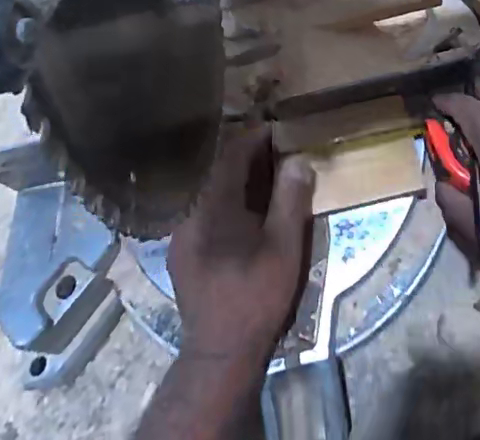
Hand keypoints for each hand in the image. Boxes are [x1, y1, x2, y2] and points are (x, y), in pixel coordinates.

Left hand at [165, 126, 315, 361]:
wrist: (220, 353)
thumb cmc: (256, 296)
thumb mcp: (284, 247)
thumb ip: (290, 199)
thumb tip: (297, 159)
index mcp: (211, 209)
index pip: (231, 156)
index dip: (256, 137)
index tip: (280, 126)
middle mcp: (189, 215)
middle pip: (217, 170)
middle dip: (249, 155)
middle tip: (280, 146)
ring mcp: (182, 234)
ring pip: (210, 189)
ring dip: (239, 176)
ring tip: (270, 171)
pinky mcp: (184, 251)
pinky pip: (206, 208)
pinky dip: (229, 196)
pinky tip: (250, 206)